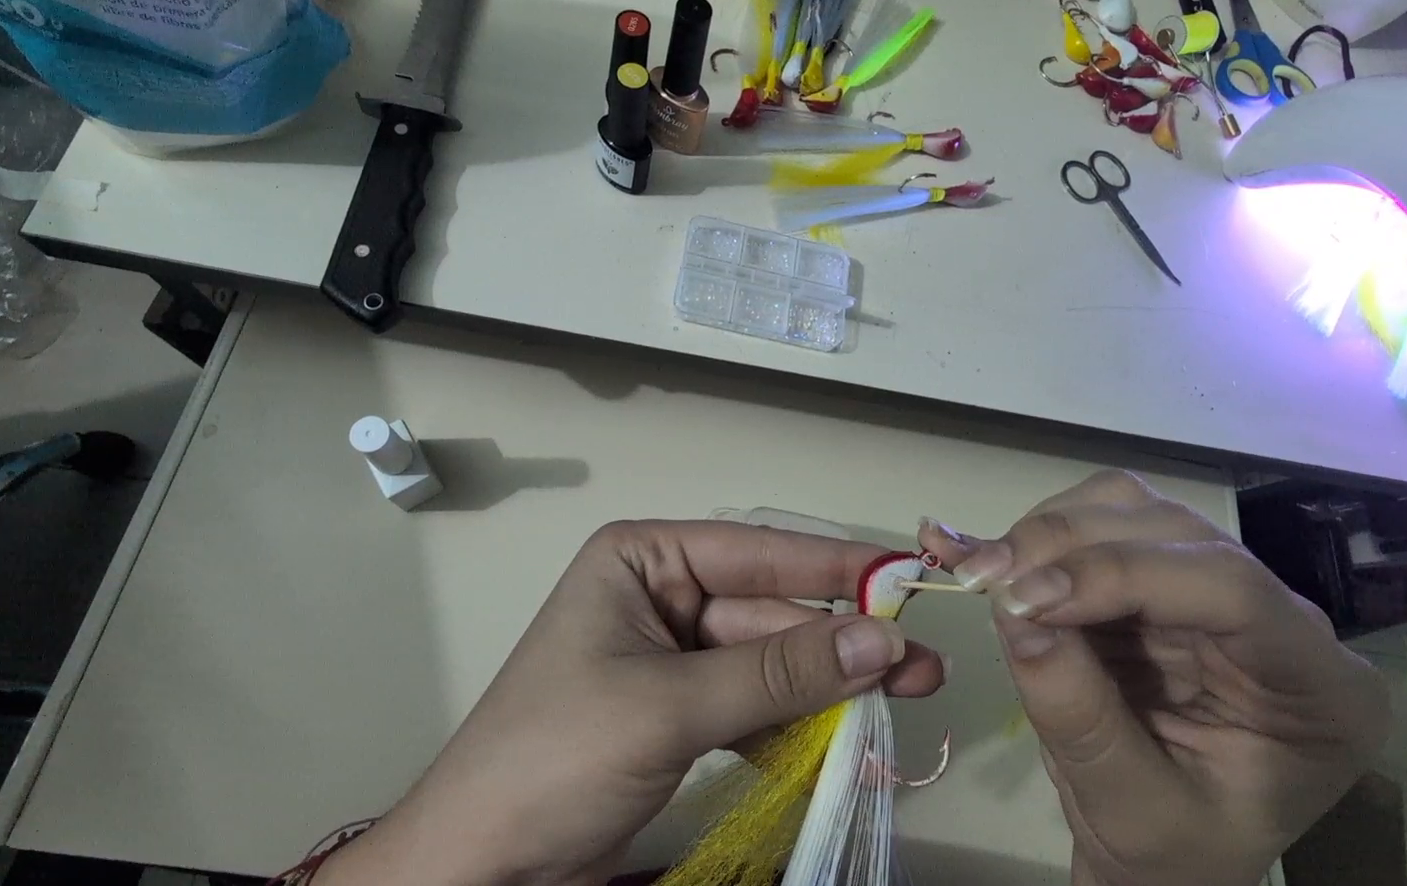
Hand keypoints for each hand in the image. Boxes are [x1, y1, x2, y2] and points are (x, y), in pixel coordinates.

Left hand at [316, 520, 946, 885]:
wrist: (482, 863)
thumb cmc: (557, 755)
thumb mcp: (670, 707)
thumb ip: (776, 673)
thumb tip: (882, 640)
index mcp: (644, 559)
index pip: (756, 551)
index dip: (833, 567)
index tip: (907, 578)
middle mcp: (662, 592)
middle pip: (770, 609)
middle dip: (841, 640)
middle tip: (924, 663)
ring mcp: (673, 652)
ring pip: (769, 659)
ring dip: (830, 683)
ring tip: (908, 694)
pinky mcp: (682, 708)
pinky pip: (754, 702)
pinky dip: (797, 722)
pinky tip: (847, 736)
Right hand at [919, 471, 1388, 885]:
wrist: (1157, 856)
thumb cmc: (1170, 854)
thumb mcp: (1133, 814)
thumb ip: (1081, 719)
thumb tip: (1014, 613)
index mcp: (1316, 686)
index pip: (1230, 588)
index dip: (1120, 575)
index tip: (1024, 599)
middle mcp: (1274, 616)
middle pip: (1170, 530)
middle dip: (1066, 546)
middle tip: (983, 578)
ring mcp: (1209, 586)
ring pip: (1127, 508)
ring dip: (1044, 534)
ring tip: (979, 572)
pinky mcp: (1151, 575)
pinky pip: (1090, 523)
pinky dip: (1027, 535)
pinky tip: (965, 544)